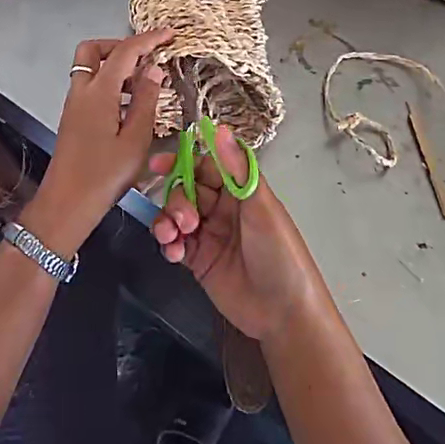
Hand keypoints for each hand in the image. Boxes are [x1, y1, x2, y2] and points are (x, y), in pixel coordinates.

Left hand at [19, 31, 171, 253]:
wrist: (67, 202)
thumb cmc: (105, 174)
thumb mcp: (136, 139)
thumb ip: (146, 101)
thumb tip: (154, 70)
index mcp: (99, 92)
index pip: (125, 52)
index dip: (148, 39)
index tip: (169, 34)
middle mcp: (81, 91)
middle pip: (93, 50)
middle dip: (119, 45)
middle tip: (146, 57)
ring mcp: (74, 104)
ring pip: (89, 68)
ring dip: (114, 65)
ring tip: (144, 82)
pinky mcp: (73, 118)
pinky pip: (90, 86)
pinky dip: (109, 83)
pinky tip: (129, 103)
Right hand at [151, 124, 329, 340]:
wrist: (284, 314)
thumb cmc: (281, 255)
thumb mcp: (261, 208)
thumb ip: (237, 169)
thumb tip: (219, 129)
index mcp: (241, 191)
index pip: (206, 167)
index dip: (184, 163)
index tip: (160, 164)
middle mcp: (223, 209)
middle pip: (187, 190)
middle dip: (177, 199)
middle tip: (186, 220)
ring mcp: (209, 234)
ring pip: (175, 215)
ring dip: (168, 220)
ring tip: (174, 237)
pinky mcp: (198, 260)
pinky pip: (173, 243)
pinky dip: (167, 244)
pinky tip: (173, 252)